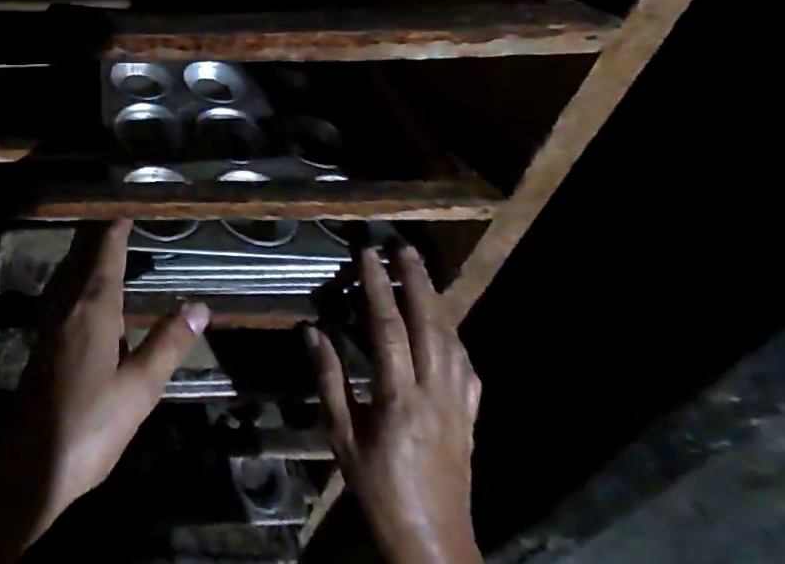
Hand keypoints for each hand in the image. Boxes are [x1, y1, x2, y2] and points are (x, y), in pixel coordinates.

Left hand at [11, 218, 211, 538]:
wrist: (29, 460)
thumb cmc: (90, 423)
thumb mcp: (139, 389)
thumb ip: (167, 343)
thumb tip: (199, 305)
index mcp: (93, 305)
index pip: (106, 249)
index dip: (117, 223)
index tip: (132, 201)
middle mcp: (67, 301)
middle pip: (82, 251)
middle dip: (100, 227)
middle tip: (122, 209)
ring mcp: (50, 318)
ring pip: (69, 267)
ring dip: (86, 247)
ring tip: (107, 237)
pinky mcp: (43, 337)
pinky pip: (62, 287)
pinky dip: (78, 271)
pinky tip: (86, 286)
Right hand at [306, 245, 482, 563]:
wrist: (432, 540)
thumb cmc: (378, 488)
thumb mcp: (342, 436)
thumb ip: (330, 380)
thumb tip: (312, 331)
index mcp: (399, 398)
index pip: (388, 328)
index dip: (377, 286)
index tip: (368, 255)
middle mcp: (436, 394)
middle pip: (430, 324)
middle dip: (417, 282)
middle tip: (403, 249)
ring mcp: (460, 405)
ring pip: (453, 341)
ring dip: (437, 302)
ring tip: (422, 275)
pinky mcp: (472, 417)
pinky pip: (468, 368)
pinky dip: (454, 337)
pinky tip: (445, 327)